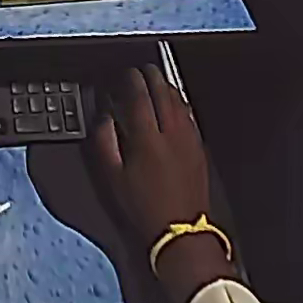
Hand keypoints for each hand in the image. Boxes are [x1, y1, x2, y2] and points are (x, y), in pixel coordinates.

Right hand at [87, 65, 232, 298]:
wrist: (180, 233)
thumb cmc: (144, 206)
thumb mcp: (112, 176)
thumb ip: (104, 141)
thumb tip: (103, 118)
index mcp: (146, 140)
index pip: (140, 97)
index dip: (132, 80)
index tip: (126, 72)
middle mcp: (170, 136)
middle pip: (163, 94)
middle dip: (153, 77)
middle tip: (144, 69)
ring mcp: (188, 142)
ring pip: (180, 104)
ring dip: (168, 88)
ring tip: (159, 80)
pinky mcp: (199, 151)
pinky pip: (191, 117)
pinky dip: (181, 104)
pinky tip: (176, 103)